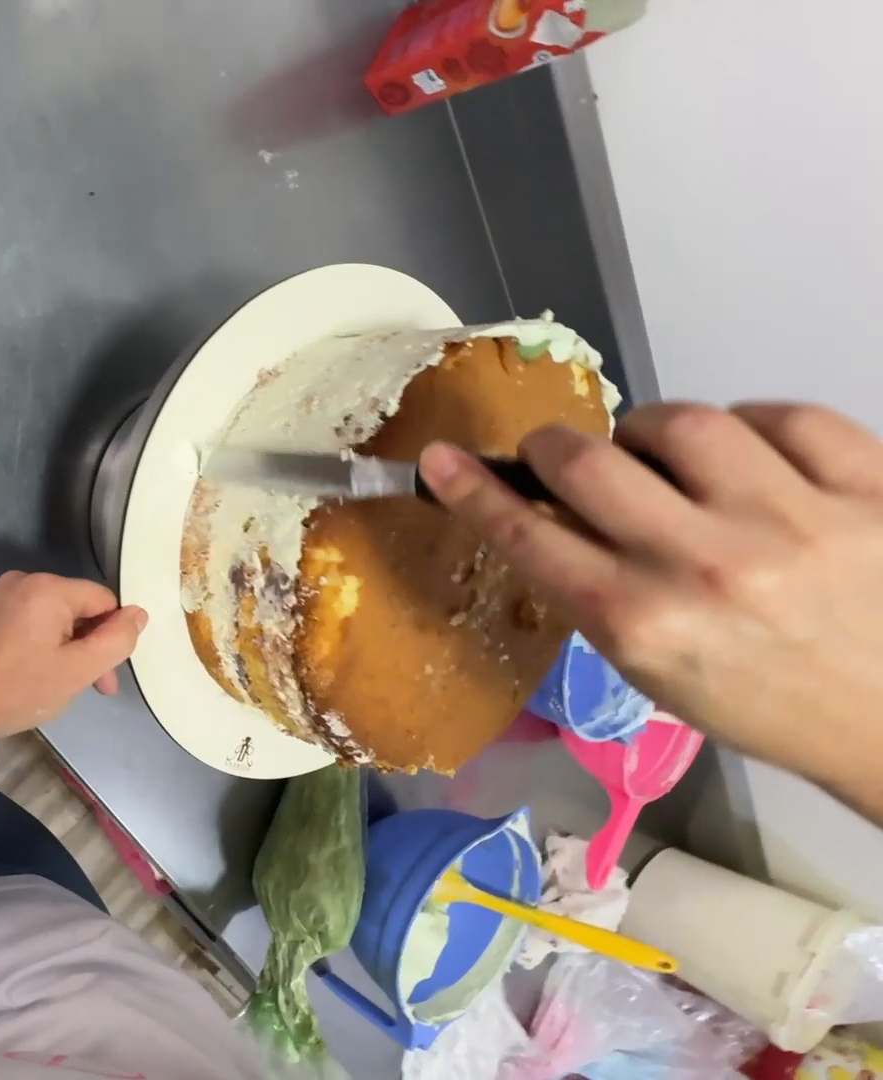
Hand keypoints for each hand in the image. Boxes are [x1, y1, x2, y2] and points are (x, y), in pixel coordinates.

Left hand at [0, 571, 148, 738]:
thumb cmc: (21, 689)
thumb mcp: (78, 670)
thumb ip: (115, 640)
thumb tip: (138, 613)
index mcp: (47, 588)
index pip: (102, 601)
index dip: (111, 636)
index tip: (105, 675)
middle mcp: (23, 580)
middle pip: (77, 607)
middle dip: (89, 645)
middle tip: (92, 687)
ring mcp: (1, 594)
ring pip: (54, 616)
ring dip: (67, 647)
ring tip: (63, 684)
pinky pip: (29, 619)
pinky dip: (41, 641)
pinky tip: (39, 670)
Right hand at [418, 403, 882, 808]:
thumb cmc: (754, 700)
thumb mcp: (644, 661)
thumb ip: (590, 583)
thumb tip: (547, 509)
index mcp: (636, 619)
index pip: (524, 534)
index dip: (470, 489)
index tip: (438, 458)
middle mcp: (704, 566)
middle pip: (585, 462)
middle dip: (553, 446)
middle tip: (558, 454)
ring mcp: (797, 524)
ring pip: (683, 422)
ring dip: (647, 431)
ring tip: (660, 454)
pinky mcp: (878, 494)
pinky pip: (788, 417)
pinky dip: (748, 425)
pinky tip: (745, 453)